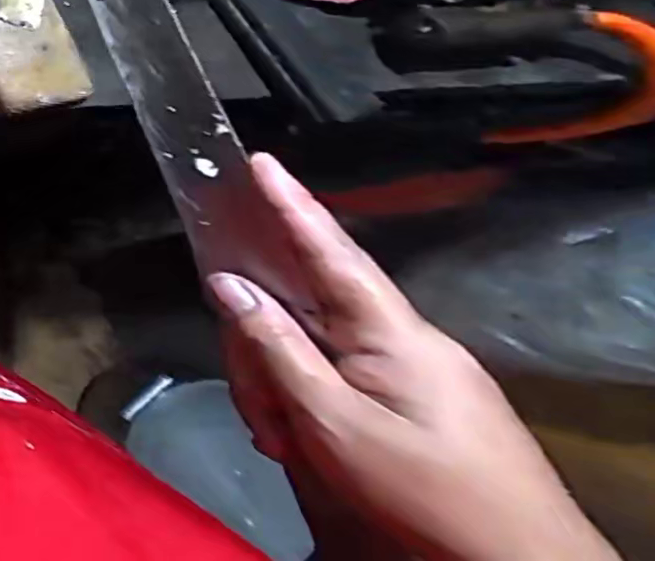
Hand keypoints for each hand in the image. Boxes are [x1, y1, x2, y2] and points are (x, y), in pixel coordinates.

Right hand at [207, 154, 616, 560]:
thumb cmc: (428, 493)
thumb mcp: (331, 421)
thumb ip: (273, 345)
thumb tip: (227, 282)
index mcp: (391, 333)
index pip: (330, 251)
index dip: (290, 204)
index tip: (262, 161)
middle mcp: (400, 338)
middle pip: (299, 311)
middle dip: (261, 355)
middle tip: (262, 419)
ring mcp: (406, 367)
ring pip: (306, 345)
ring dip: (278, 389)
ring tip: (283, 442)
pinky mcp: (407, 394)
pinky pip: (330, 371)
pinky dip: (301, 399)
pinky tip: (298, 440)